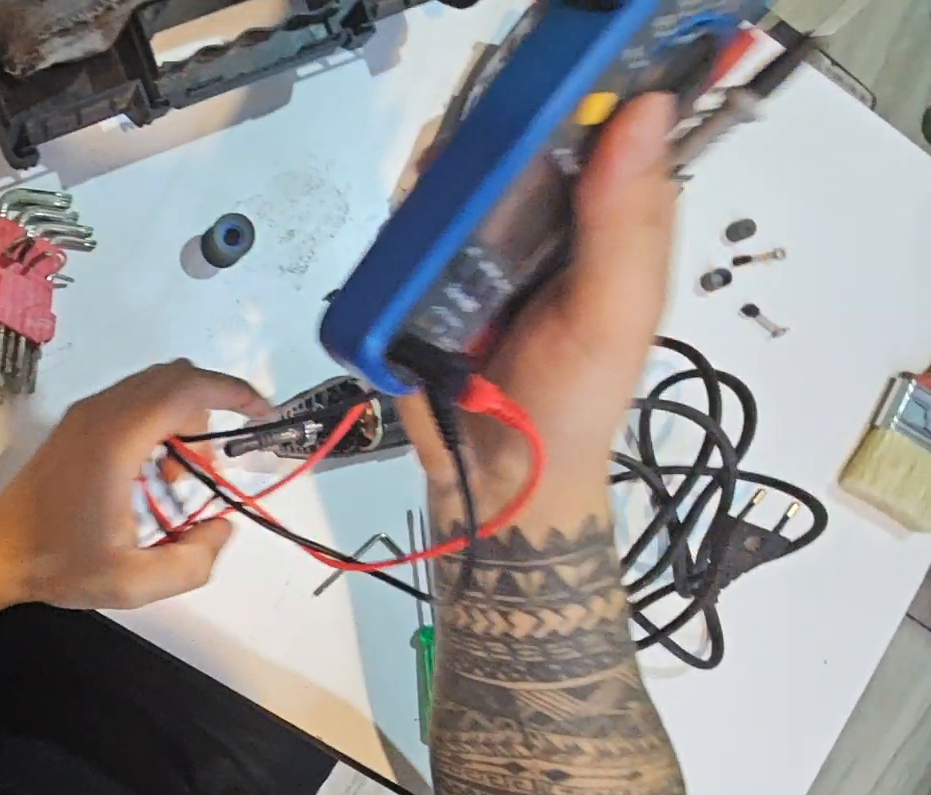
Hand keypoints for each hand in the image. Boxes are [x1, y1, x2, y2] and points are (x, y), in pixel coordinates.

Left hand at [0, 360, 269, 610]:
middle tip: (207, 472)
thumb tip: (220, 527)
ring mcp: (83, 415)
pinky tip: (147, 474)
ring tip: (175, 480)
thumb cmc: (58, 564)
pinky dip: (156, 423)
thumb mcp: (133, 583)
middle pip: (174, 378)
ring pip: (151, 387)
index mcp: (116, 440)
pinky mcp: (73, 425)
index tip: (261, 415)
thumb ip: (193, 562)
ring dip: (181, 419)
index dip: (235, 392)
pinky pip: (130, 402)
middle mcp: (100, 414)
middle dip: (209, 413)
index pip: (188, 387)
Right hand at [398, 93, 679, 531]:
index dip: (576, 102)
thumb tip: (641, 111)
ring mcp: (467, 277)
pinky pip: (404, 261)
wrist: (493, 477)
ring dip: (435, 183)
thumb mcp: (617, 311)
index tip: (550, 70)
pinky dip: (398, 236)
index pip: (593, 148)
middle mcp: (529, 247)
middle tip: (465, 125)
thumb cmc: (572, 401)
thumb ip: (624, 224)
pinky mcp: (417, 308)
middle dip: (484, 141)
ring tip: (426, 170)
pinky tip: (399, 218)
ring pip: (449, 210)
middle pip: (507, 172)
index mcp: (594, 235)